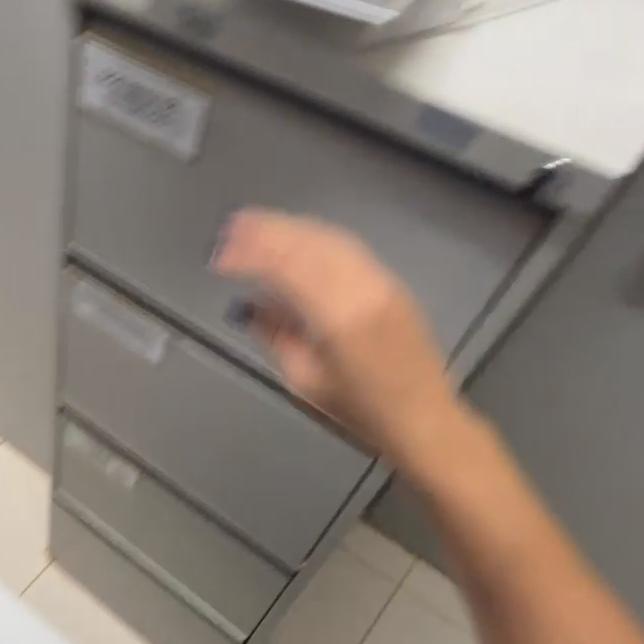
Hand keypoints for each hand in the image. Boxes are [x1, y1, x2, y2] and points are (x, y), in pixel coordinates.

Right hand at [213, 209, 467, 470]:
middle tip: (231, 228)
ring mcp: (382, 281)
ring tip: (254, 224)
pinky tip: (294, 238)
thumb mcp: (305, 380)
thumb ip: (277, 335)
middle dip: (267, 231)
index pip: (287, 268)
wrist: (424, 419)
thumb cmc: (360, 410)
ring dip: (290, 227)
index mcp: (339, 317)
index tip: (219, 257)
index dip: (250, 255)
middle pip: (309, 243)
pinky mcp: (391, 282)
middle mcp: (363, 288)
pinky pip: (347, 247)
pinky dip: (314, 237)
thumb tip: (252, 305)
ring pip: (330, 238)